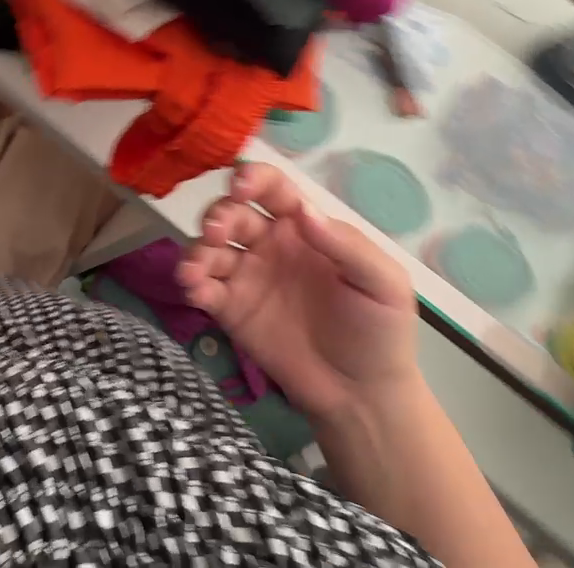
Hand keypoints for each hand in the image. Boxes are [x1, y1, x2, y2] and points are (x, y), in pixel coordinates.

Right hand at [177, 163, 419, 420]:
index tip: (239, 186)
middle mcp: (267, 244)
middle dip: (217, 215)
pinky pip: (202, 285)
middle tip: (215, 233)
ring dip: (196, 250)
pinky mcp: (228, 307)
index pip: (271, 188)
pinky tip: (194, 291)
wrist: (362, 395)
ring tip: (195, 271)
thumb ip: (345, 245)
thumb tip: (303, 211)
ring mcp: (245, 275)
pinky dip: (191, 282)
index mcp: (303, 229)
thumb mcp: (382, 284)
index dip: (252, 177)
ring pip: (208, 246)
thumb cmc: (379, 330)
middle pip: (230, 212)